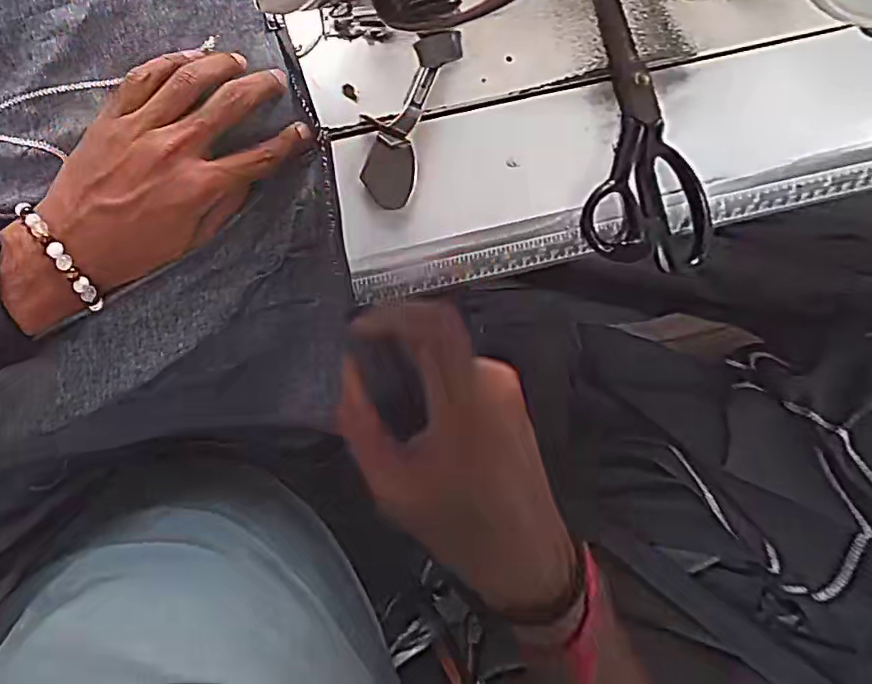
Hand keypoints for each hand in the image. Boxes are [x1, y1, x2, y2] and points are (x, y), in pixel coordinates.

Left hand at [0, 48, 312, 333]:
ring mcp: (140, 129)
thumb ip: (224, 205)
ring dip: (219, 64)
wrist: (70, 247)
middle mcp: (173, 150)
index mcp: (197, 186)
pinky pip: (142, 78)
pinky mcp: (112, 119)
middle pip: (231, 103)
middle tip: (272, 82)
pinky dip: (167, 62)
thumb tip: (249, 177)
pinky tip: (185, 58)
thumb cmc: (127, 249)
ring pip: (189, 79)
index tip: (299, 132)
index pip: (258, 156)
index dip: (287, 142)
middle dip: (261, 88)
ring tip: (235, 61)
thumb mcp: (189, 239)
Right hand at [336, 301, 578, 616]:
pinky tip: (412, 399)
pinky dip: (426, 365)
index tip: (359, 328)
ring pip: (441, 343)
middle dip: (389, 333)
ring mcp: (502, 386)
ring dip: (407, 351)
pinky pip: (455, 358)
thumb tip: (343, 376)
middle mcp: (490, 385)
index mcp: (466, 405)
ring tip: (383, 382)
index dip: (391, 313)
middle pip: (432, 327)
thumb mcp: (390, 484)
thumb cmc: (463, 526)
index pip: (435, 325)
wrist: (528, 558)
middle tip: (361, 356)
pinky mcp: (505, 392)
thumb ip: (357, 424)